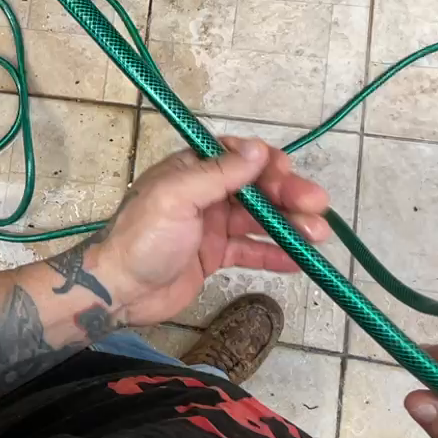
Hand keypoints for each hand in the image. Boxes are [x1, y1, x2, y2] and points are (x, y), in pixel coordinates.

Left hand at [76, 136, 329, 327]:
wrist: (119, 289)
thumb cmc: (142, 237)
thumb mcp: (177, 198)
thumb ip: (217, 174)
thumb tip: (256, 148)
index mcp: (189, 171)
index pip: (236, 157)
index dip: (265, 164)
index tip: (288, 175)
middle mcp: (202, 194)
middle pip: (254, 189)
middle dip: (288, 195)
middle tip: (317, 206)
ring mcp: (209, 226)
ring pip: (258, 220)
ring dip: (290, 225)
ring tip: (318, 235)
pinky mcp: (213, 255)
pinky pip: (251, 250)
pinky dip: (276, 253)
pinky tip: (300, 259)